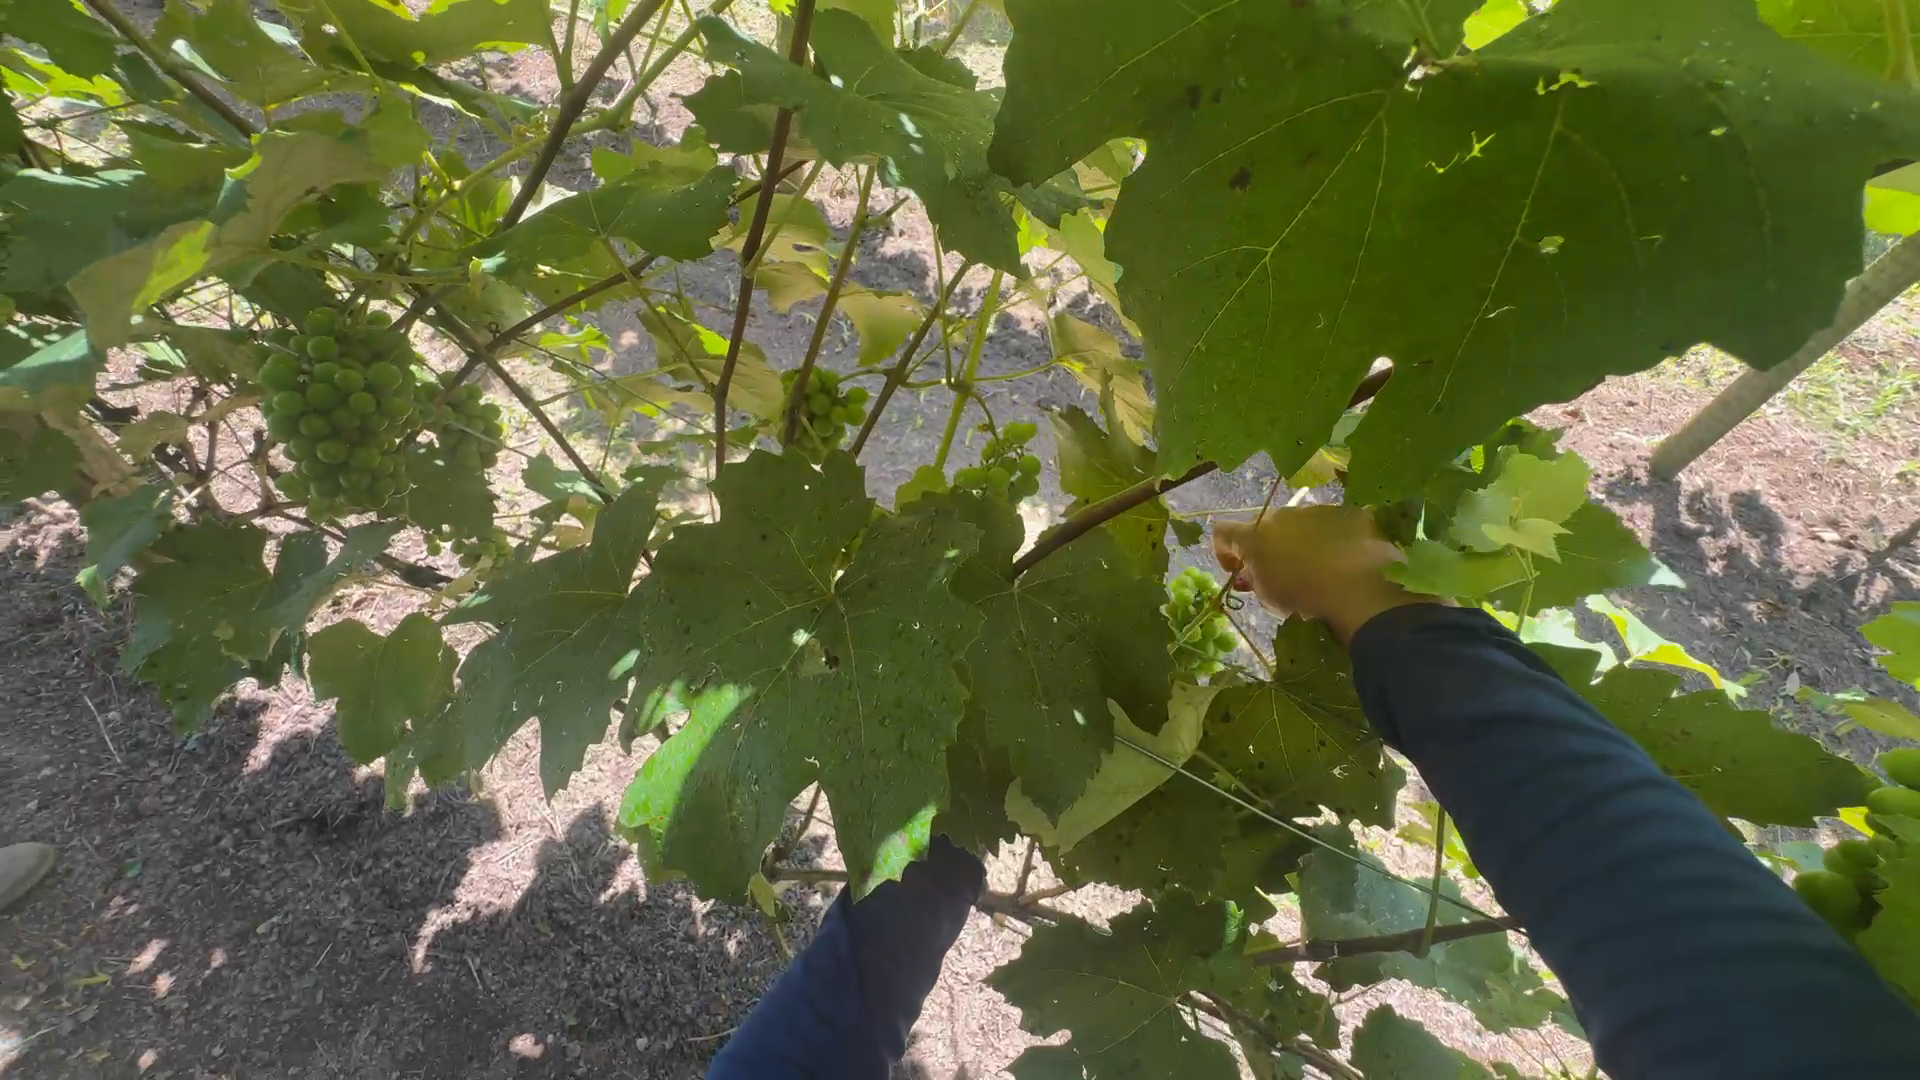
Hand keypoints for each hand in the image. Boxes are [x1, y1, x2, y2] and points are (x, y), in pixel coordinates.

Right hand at [1212, 505, 1440, 644]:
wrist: (1361, 592)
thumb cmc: (1304, 597)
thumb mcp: (1266, 595)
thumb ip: (1252, 577)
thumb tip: (1251, 570)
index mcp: (1254, 535)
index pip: (1222, 532)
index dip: (1223, 552)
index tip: (1237, 571)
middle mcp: (1280, 514)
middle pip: (1262, 526)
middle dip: (1264, 547)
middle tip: (1276, 572)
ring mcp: (1315, 511)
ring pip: (1295, 524)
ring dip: (1295, 541)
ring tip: (1313, 567)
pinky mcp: (1346, 513)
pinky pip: (1326, 524)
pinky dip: (1325, 540)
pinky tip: (1339, 561)